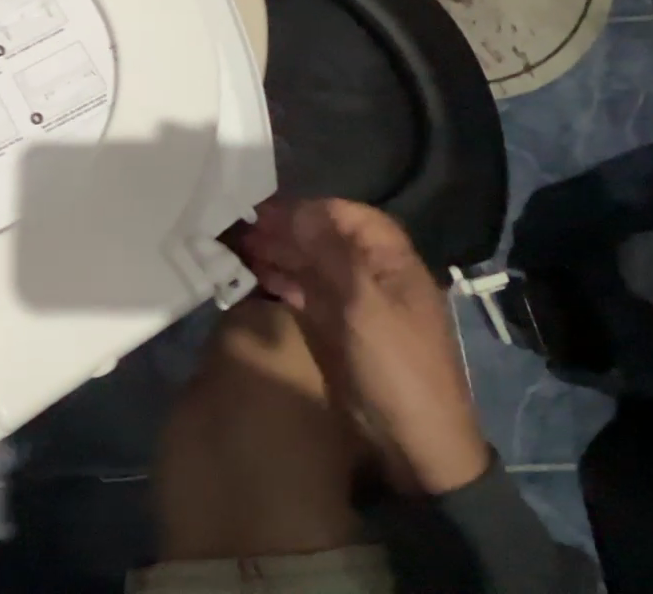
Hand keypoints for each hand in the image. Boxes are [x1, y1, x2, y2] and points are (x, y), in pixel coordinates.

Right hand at [239, 199, 488, 494]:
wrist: (413, 443)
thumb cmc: (395, 365)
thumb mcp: (364, 303)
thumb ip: (331, 253)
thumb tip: (298, 211)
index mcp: (392, 262)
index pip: (349, 216)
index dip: (309, 209)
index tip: (266, 210)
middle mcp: (371, 275)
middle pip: (325, 239)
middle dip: (286, 230)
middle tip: (241, 229)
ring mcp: (353, 304)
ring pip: (311, 265)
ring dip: (278, 254)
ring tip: (239, 249)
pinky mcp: (337, 330)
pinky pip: (305, 293)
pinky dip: (280, 281)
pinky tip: (255, 277)